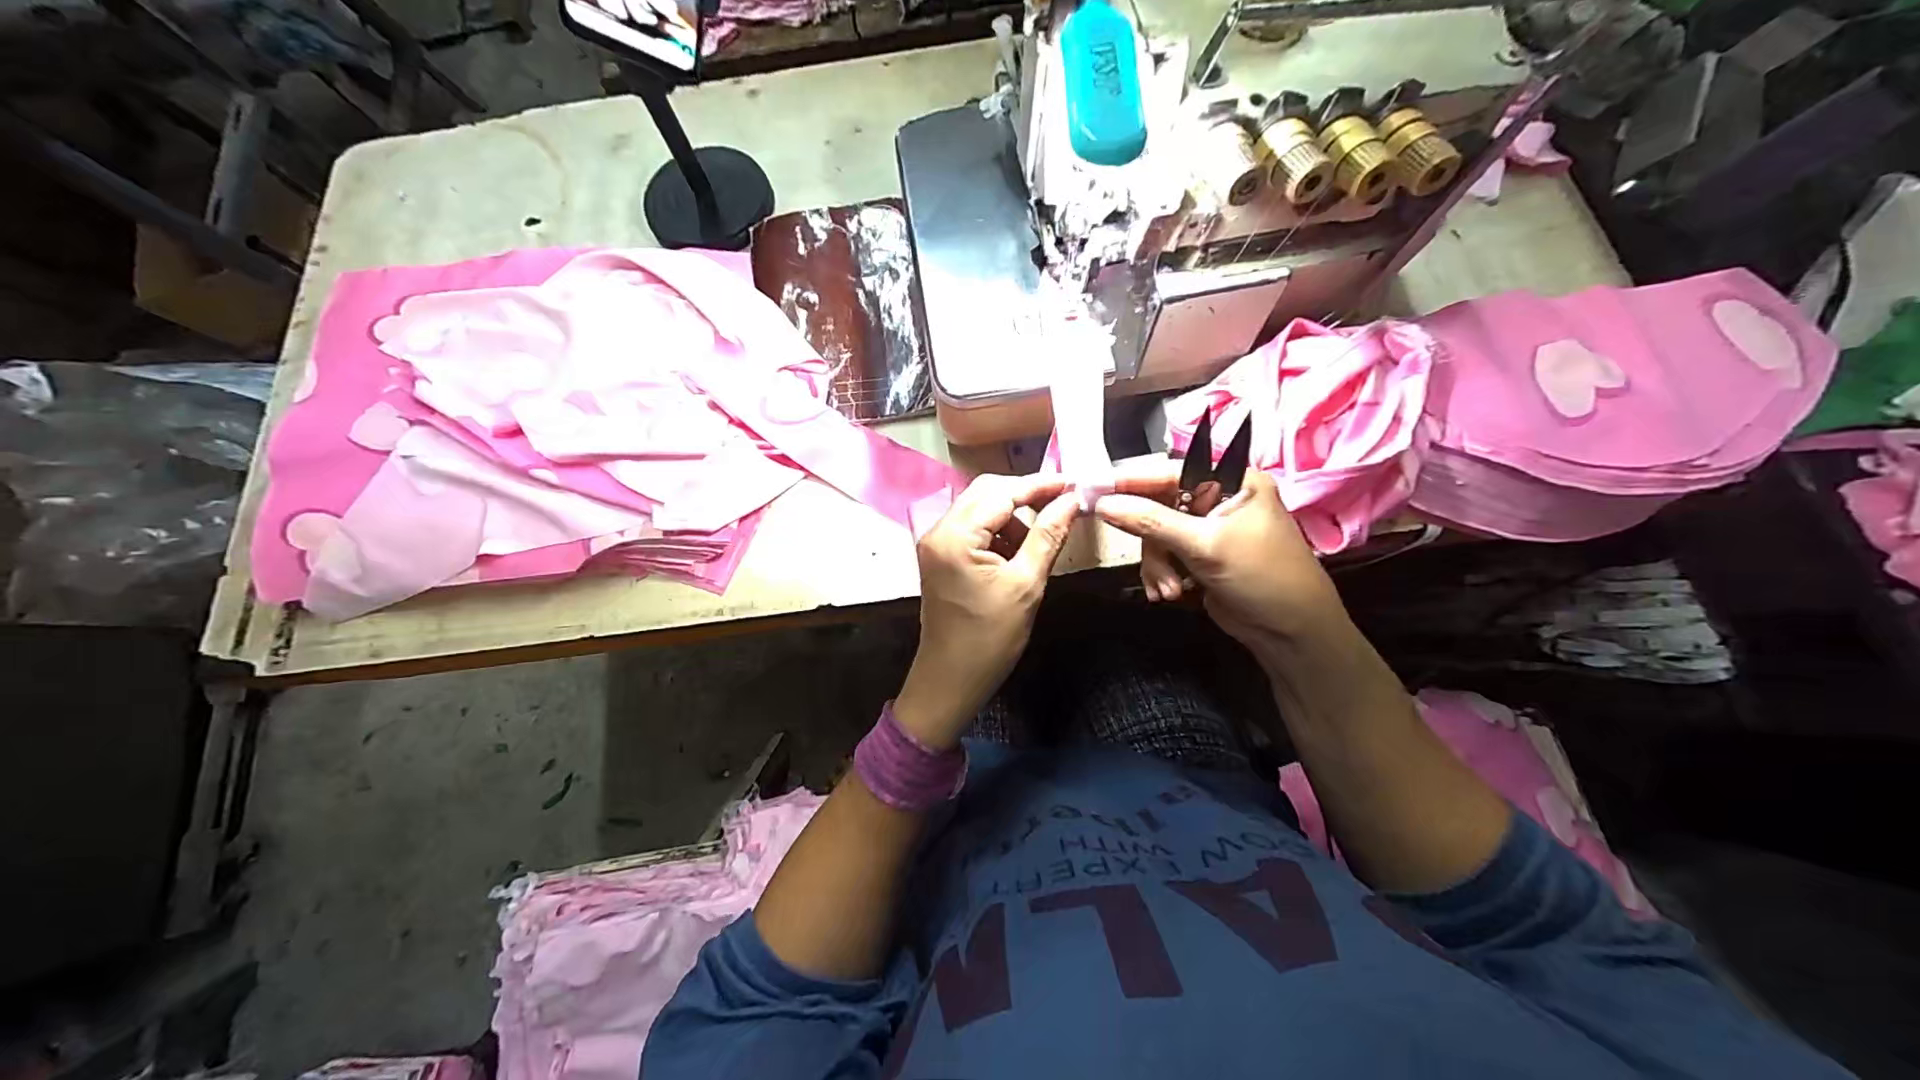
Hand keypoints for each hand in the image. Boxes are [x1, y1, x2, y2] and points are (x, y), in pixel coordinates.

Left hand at [895, 474, 1080, 749]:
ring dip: (1013, 516)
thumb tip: (1072, 500)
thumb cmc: (989, 640)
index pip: (1002, 492)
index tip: (1074, 484)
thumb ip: (1048, 536)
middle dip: (1026, 495)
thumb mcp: (1026, 585)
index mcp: (955, 536)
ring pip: (981, 508)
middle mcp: (939, 531)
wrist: (951, 680)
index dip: (1040, 485)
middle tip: (1064, 504)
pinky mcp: (941, 556)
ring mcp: (936, 543)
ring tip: (1040, 541)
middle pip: (987, 492)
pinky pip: (974, 528)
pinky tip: (1018, 553)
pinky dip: (999, 533)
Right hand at [1094, 465, 1350, 663]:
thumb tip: (1103, 503)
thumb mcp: (1204, 545)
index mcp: (1233, 482)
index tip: (1098, 491)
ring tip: (1171, 591)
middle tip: (1157, 567)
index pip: (1172, 471)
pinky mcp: (1201, 558)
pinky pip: (1164, 557)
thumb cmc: (1260, 577)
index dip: (1134, 482)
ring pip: (1157, 536)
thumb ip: (1151, 521)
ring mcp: (1209, 531)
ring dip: (1158, 566)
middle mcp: (1221, 500)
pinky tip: (1171, 594)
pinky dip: (1163, 575)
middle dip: (1153, 543)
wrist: (1291, 634)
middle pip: (1159, 507)